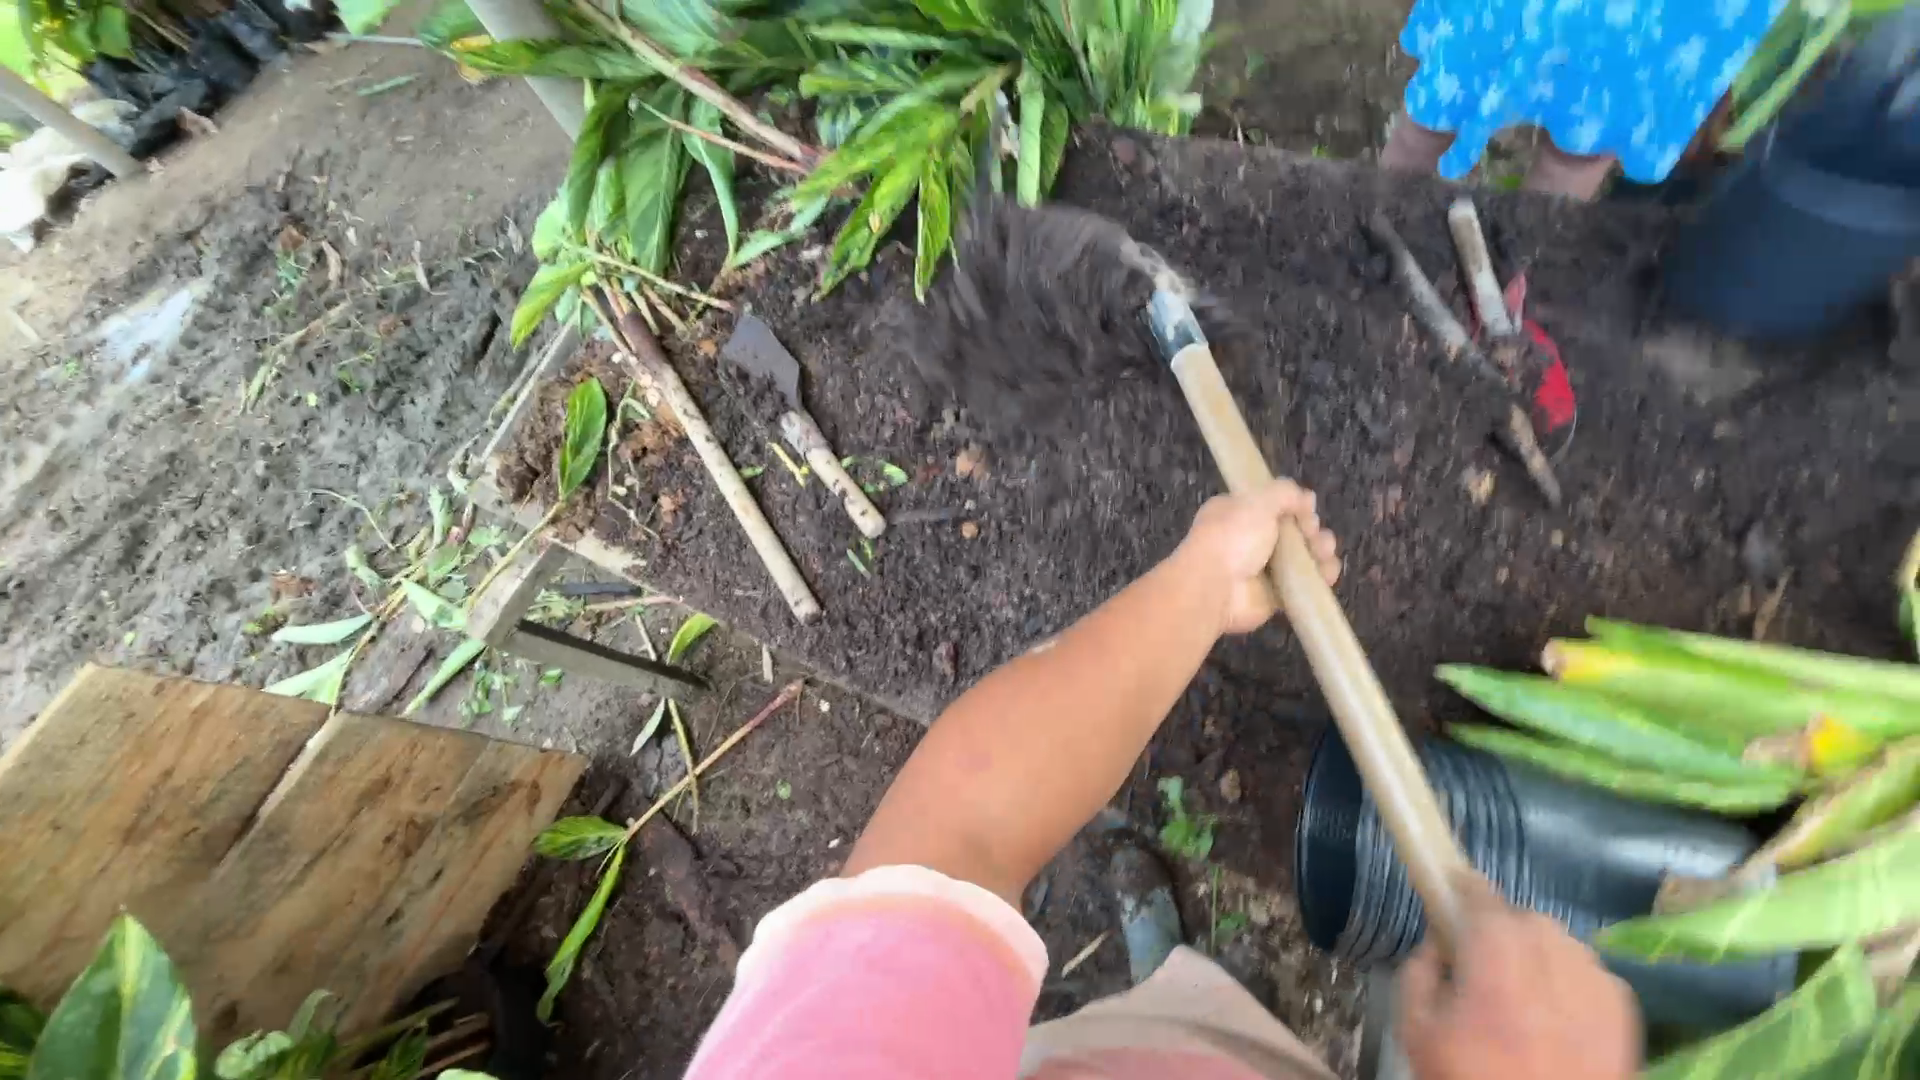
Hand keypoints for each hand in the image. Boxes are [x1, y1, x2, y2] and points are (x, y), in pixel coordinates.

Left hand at [1174, 479, 1339, 634]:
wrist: (1214, 586)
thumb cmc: (1232, 537)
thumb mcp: (1257, 501)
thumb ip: (1284, 492)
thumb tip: (1306, 498)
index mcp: (1235, 512)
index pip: (1271, 504)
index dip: (1293, 505)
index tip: (1306, 508)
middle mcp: (1246, 539)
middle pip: (1291, 530)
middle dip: (1310, 528)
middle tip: (1312, 532)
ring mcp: (1260, 568)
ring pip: (1301, 556)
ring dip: (1319, 550)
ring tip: (1323, 551)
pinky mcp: (1274, 594)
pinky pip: (1303, 583)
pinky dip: (1320, 577)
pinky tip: (1327, 572)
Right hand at [1399, 882, 1638, 1079]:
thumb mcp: (1415, 1031)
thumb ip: (1417, 975)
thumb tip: (1436, 942)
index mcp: (1496, 985)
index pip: (1489, 912)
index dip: (1471, 888)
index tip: (1454, 880)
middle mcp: (1552, 989)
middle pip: (1532, 921)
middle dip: (1504, 918)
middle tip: (1482, 936)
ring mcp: (1596, 1012)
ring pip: (1570, 944)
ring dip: (1541, 941)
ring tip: (1522, 965)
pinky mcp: (1625, 1035)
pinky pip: (1602, 976)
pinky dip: (1577, 970)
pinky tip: (1559, 990)